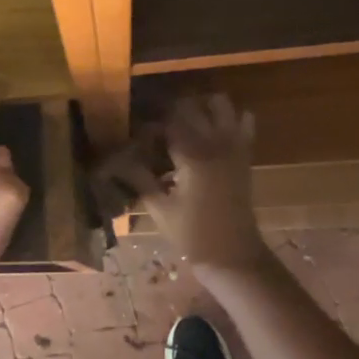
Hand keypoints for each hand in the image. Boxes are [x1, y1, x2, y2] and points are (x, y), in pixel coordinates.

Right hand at [128, 93, 270, 272]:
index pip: (166, 122)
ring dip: (200, 106)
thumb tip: (113, 161)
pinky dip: (229, 119)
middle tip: (154, 129)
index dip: (148, 125)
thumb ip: (138, 178)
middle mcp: (215, 143)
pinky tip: (211, 131)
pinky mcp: (245, 155)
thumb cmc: (192, 234)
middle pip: (191, 107)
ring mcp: (234, 146)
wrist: (233, 253)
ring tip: (182, 122)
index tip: (135, 136)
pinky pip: (244, 123)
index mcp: (191, 155)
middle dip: (171, 111)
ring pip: (221, 105)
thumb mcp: (159, 208)